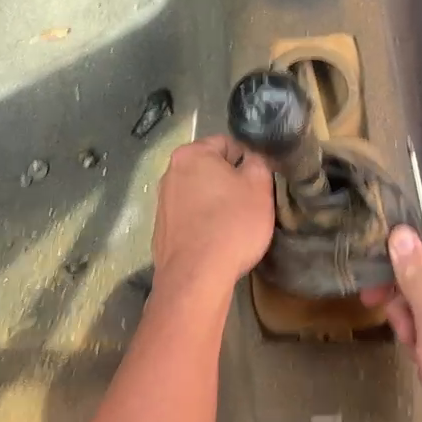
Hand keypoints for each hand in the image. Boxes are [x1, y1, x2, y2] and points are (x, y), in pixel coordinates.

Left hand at [150, 136, 274, 297]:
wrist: (196, 277)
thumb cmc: (231, 224)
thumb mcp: (259, 186)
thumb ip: (258, 161)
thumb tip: (253, 157)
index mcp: (190, 154)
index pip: (227, 143)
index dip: (248, 160)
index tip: (259, 182)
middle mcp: (170, 173)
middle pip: (211, 169)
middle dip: (230, 183)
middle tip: (250, 204)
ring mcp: (162, 203)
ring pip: (200, 195)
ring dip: (216, 204)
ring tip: (234, 227)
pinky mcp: (162, 230)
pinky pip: (190, 219)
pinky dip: (203, 225)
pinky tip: (217, 242)